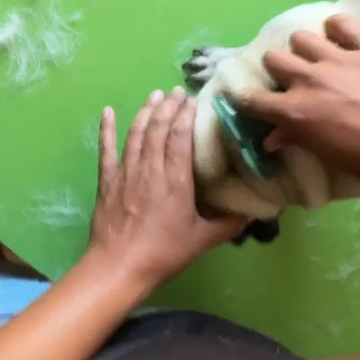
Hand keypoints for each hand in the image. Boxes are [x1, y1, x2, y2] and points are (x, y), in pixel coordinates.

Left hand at [88, 88, 247, 291]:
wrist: (118, 267)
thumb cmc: (163, 254)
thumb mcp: (202, 241)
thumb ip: (228, 224)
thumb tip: (253, 213)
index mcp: (175, 180)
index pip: (180, 137)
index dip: (186, 115)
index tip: (194, 101)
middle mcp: (150, 169)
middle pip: (158, 128)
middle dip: (168, 106)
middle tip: (177, 92)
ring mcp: (125, 173)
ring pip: (136, 134)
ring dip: (145, 112)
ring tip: (155, 95)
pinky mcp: (107, 181)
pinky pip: (106, 149)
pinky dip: (107, 129)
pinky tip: (108, 112)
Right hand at [236, 14, 359, 195]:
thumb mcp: (328, 155)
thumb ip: (298, 138)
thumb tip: (273, 137)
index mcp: (296, 111)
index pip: (254, 100)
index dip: (246, 100)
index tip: (248, 101)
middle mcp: (310, 80)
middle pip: (273, 58)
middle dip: (276, 69)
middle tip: (289, 80)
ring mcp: (339, 60)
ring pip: (301, 37)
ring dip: (304, 49)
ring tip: (315, 58)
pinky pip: (343, 23)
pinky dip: (338, 28)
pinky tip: (341, 37)